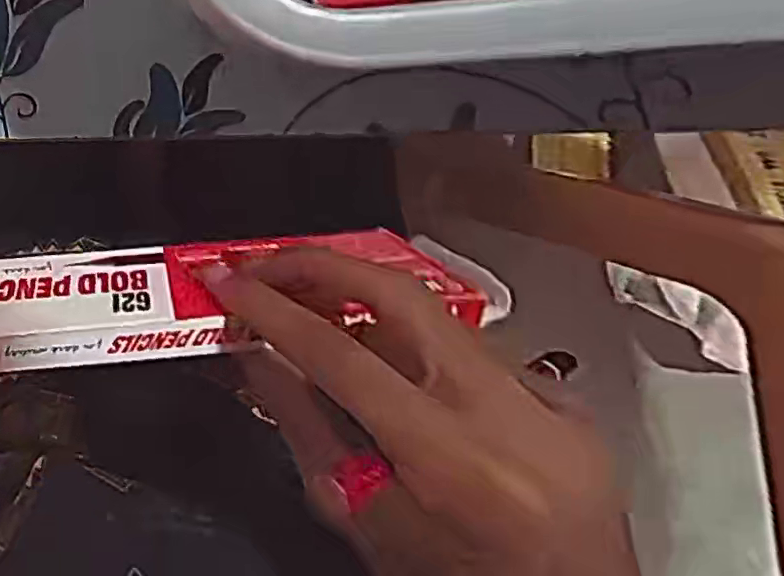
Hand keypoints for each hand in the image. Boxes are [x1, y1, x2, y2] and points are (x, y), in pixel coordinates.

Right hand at [200, 249, 639, 575]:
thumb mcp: (362, 518)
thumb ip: (302, 423)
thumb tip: (252, 348)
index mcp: (461, 467)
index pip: (342, 355)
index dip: (270, 308)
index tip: (226, 283)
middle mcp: (516, 423)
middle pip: (396, 293)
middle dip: (314, 264)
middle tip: (257, 265)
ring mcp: (546, 406)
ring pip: (425, 305)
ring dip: (349, 289)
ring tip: (294, 295)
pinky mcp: (557, 399)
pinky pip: (453, 335)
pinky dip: (394, 324)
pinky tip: (360, 338)